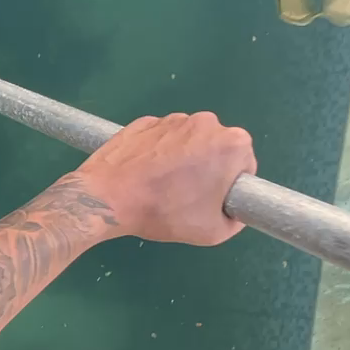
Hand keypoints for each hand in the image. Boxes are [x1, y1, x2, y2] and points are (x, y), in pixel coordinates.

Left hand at [73, 111, 255, 245]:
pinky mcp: (142, 122)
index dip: (229, 187)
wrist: (106, 198)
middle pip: (215, 149)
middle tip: (182, 195)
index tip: (209, 200)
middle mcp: (206, 122)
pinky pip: (157, 139)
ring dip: (179, 159)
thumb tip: (235, 212)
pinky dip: (154, 153)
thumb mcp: (213, 231)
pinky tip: (141, 173)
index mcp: (233, 143)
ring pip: (186, 142)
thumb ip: (236, 220)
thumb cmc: (164, 213)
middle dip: (205, 169)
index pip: (243, 166)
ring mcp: (170, 118)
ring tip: (158, 185)